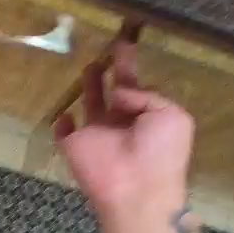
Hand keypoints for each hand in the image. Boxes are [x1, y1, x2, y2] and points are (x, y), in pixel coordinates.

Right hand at [55, 41, 195, 223]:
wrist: (135, 189)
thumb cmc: (160, 153)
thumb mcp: (172, 116)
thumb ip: (148, 95)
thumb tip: (120, 90)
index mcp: (146, 117)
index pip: (137, 87)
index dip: (131, 67)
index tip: (126, 42)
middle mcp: (122, 123)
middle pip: (115, 92)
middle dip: (113, 70)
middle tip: (109, 45)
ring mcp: (97, 135)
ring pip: (91, 105)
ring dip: (90, 86)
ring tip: (90, 64)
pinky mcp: (74, 144)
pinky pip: (64, 132)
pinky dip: (62, 123)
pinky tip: (65, 113)